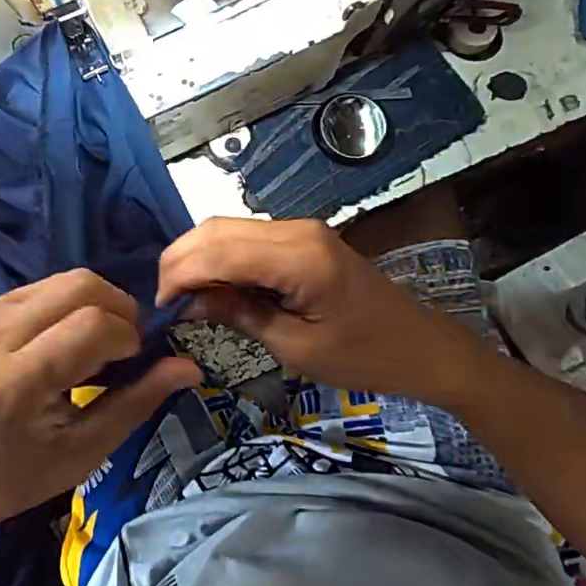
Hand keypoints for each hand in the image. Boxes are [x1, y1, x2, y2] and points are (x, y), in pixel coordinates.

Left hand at [0, 269, 199, 544]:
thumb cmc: (14, 478)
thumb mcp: (83, 452)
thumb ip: (136, 402)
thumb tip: (188, 366)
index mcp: (16, 380)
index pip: (92, 325)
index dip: (129, 338)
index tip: (133, 365)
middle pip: (81, 286)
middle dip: (120, 310)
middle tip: (124, 350)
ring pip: (66, 280)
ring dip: (98, 305)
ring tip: (96, 347)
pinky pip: (44, 287)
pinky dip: (71, 305)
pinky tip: (67, 341)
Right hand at [157, 219, 489, 401]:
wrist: (424, 346)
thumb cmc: (366, 357)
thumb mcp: (296, 348)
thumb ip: (239, 315)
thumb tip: (189, 300)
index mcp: (298, 258)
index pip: (217, 250)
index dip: (179, 274)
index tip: (160, 308)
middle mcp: (295, 230)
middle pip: (216, 229)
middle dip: (180, 260)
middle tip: (164, 301)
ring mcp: (300, 229)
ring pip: (227, 228)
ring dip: (197, 256)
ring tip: (183, 296)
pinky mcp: (302, 238)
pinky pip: (246, 237)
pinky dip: (220, 257)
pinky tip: (212, 284)